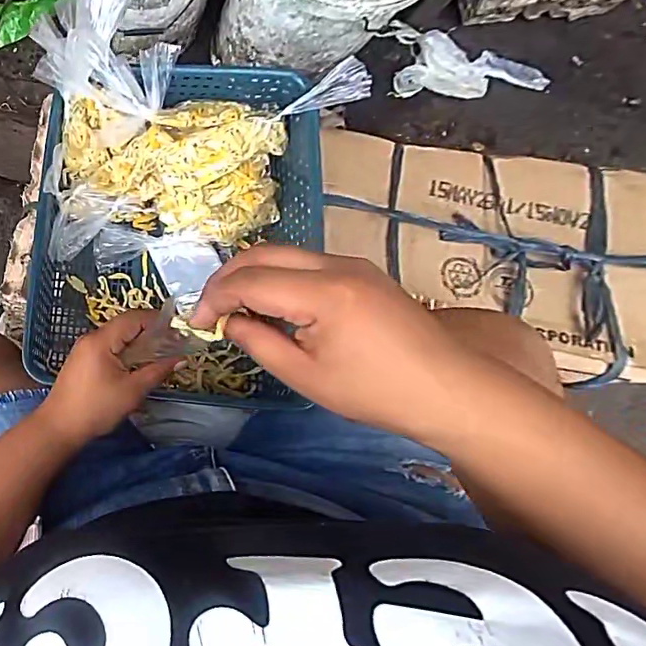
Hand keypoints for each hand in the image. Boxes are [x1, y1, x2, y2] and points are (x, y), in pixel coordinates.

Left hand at [36, 310, 180, 445]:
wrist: (58, 428)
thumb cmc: (96, 408)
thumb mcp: (132, 391)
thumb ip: (157, 371)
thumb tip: (180, 358)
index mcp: (101, 340)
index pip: (134, 317)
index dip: (158, 321)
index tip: (178, 332)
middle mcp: (91, 338)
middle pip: (125, 325)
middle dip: (150, 333)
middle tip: (172, 345)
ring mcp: (84, 349)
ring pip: (117, 338)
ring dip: (138, 344)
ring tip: (159, 356)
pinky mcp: (82, 361)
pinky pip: (108, 348)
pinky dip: (125, 352)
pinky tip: (137, 366)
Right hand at [188, 246, 509, 439]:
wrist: (449, 389)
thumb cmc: (376, 392)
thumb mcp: (306, 376)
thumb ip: (260, 343)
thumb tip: (230, 322)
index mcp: (322, 292)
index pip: (249, 281)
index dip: (215, 299)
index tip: (196, 323)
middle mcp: (336, 265)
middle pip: (263, 253)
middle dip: (227, 277)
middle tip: (208, 309)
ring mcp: (353, 264)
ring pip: (285, 254)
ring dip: (253, 275)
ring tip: (235, 309)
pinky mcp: (362, 273)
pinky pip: (306, 264)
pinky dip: (278, 277)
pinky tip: (273, 306)